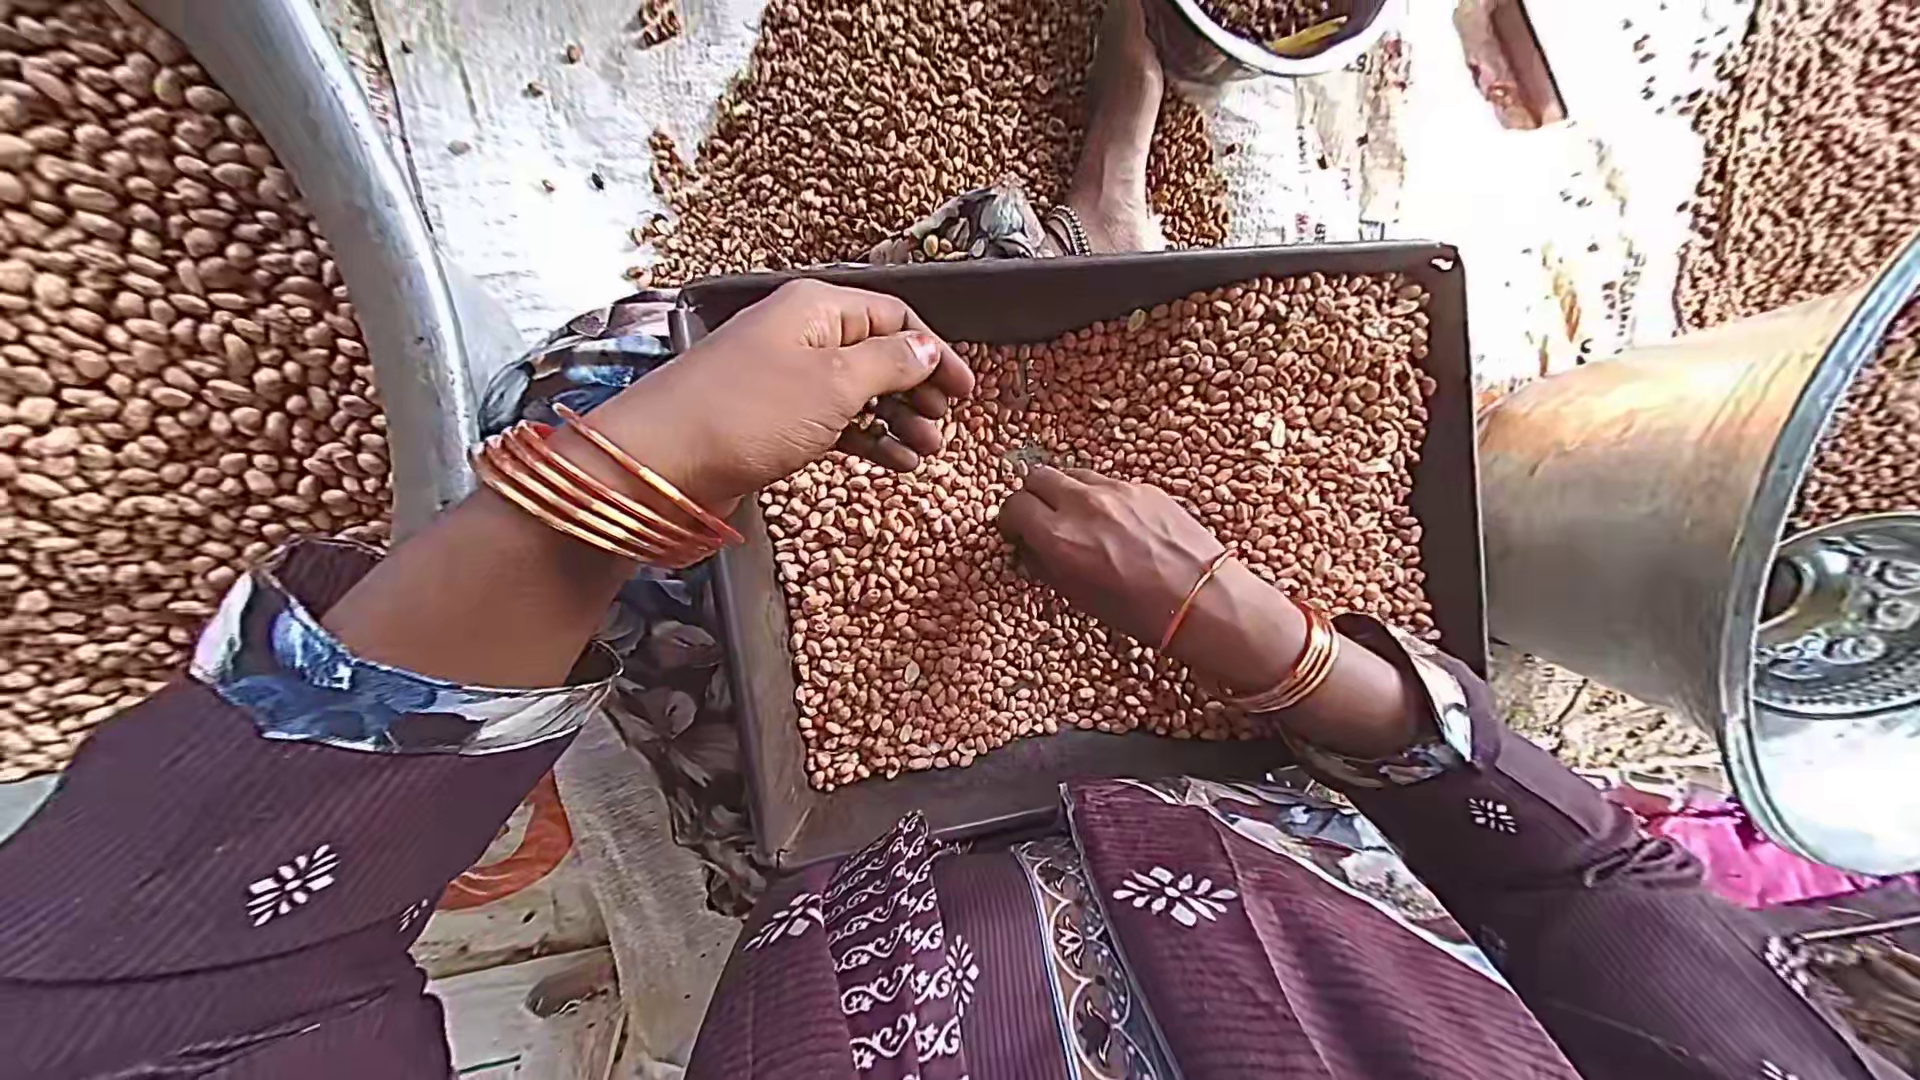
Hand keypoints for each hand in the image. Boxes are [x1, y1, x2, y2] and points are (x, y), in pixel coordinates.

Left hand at [575, 279, 975, 508]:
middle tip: (944, 428)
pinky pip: (839, 423)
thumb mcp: (835, 382)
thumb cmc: (751, 412)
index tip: (967, 392)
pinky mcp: (781, 420)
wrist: (666, 461)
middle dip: (919, 392)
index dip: (936, 353)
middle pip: (882, 357)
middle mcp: (807, 337)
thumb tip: (928, 349)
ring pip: (863, 395)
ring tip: (926, 453)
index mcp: (820, 309)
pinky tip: (895, 463)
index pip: (896, 320)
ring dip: (900, 422)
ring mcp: (792, 381)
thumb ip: (891, 363)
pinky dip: (870, 441)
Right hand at [995, 466, 1228, 651]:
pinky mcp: (1142, 486)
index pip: (1014, 506)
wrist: (1201, 600)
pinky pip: (1105, 481)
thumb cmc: (1139, 610)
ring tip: (1074, 517)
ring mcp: (1115, 490)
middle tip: (1038, 518)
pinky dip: (1096, 496)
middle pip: (1036, 476)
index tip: (1015, 530)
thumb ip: (1045, 564)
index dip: (1010, 519)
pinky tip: (1111, 521)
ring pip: (1071, 474)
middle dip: (1031, 496)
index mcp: (1060, 537)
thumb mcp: (1078, 596)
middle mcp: (1082, 505)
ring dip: (1062, 491)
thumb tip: (1029, 547)